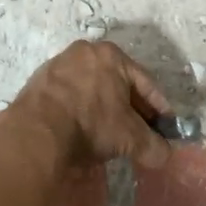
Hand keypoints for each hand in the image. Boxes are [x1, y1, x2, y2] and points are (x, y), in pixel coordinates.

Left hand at [0, 39, 174, 168]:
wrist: (38, 129)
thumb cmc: (91, 123)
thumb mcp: (130, 137)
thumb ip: (153, 145)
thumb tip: (165, 154)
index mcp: (110, 55)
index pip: (144, 81)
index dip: (159, 106)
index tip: (167, 125)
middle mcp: (84, 51)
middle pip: (117, 82)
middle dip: (131, 108)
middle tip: (141, 131)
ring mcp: (59, 64)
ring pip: (92, 88)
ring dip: (104, 109)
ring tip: (112, 133)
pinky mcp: (40, 80)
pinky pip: (70, 95)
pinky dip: (81, 110)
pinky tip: (84, 129)